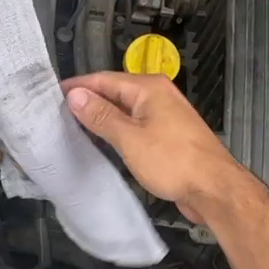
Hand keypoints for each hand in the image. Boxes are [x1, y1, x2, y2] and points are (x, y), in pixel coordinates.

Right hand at [62, 72, 254, 222]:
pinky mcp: (167, 134)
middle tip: (59, 113)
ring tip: (75, 127)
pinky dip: (117, 129)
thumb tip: (76, 96)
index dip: (78, 86)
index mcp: (149, 88)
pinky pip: (135, 124)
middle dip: (88, 100)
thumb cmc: (175, 162)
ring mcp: (164, 115)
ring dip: (102, 116)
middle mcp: (158, 95)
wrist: (214, 189)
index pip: (103, 79)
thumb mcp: (129, 138)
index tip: (54, 95)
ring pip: (124, 110)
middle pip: (114, 92)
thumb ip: (100, 115)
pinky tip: (104, 141)